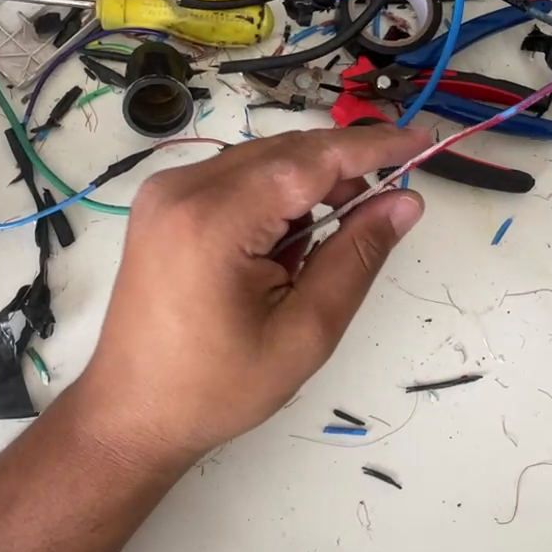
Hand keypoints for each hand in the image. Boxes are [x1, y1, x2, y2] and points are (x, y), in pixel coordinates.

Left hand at [64, 125, 429, 470]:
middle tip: (376, 214)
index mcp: (213, 220)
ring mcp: (163, 192)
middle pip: (284, 153)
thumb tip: (405, 202)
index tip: (420, 141)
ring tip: (313, 253)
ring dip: (304, 188)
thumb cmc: (217, 388)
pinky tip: (277, 248)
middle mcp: (181, 188)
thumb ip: (357, 258)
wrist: (132, 410)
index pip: (309, 159)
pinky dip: (270, 198)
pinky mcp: (160, 203)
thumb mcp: (304, 332)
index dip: (370, 147)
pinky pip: (234, 177)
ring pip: (261, 161)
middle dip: (339, 173)